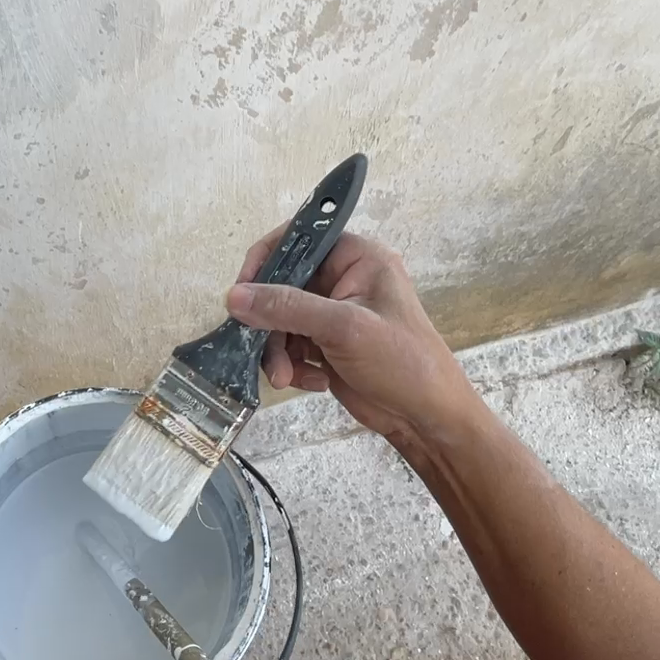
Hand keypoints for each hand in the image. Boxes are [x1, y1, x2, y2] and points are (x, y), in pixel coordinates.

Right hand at [227, 231, 479, 446]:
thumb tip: (233, 297)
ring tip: (286, 377)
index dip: (265, 261)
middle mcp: (341, 279)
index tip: (242, 291)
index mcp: (356, 258)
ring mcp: (331, 313)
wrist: (426, 418)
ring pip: (278, 320)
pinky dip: (290, 365)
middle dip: (269, 323)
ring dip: (276, 351)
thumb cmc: (403, 363)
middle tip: (260, 349)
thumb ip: (287, 308)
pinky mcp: (324, 344)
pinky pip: (287, 346)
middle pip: (280, 286)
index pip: (297, 240)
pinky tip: (311, 381)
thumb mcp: (343, 328)